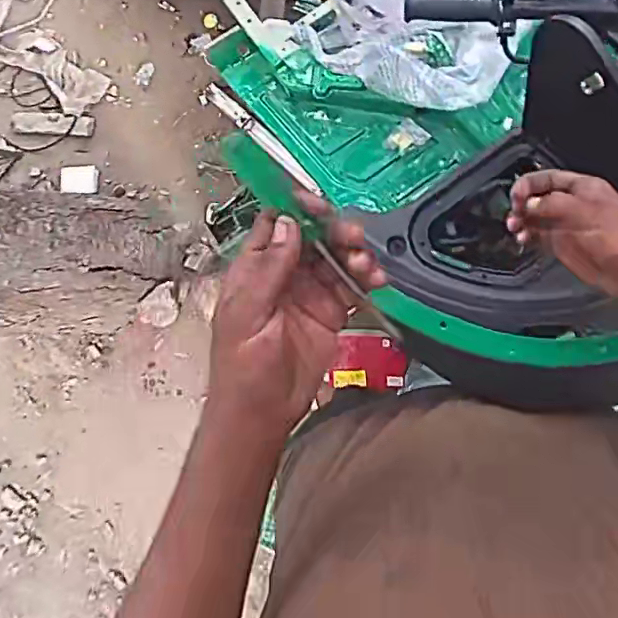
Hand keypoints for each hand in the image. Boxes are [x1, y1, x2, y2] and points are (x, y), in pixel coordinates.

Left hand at [206, 192, 386, 437]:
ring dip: (354, 253)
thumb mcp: (247, 314)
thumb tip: (287, 224)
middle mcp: (284, 274)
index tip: (316, 202)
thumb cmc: (241, 368)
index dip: (295, 209)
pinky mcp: (331, 312)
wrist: (262, 414)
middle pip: (313, 237)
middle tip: (352, 235)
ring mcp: (309, 292)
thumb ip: (268, 268)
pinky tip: (375, 279)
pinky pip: (352, 285)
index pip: (275, 225)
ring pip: (336, 258)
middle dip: (334, 230)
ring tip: (366, 263)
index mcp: (255, 269)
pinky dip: (366, 278)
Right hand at [506, 170, 617, 298]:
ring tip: (515, 227)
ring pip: (536, 216)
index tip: (515, 196)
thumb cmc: (617, 238)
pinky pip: (538, 234)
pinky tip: (523, 238)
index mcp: (583, 187)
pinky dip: (527, 235)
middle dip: (522, 203)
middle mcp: (574, 203)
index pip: (548, 178)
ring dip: (522, 220)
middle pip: (539, 196)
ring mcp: (568, 224)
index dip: (529, 184)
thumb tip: (529, 203)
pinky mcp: (563, 243)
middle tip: (514, 213)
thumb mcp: (582, 211)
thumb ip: (551, 203)